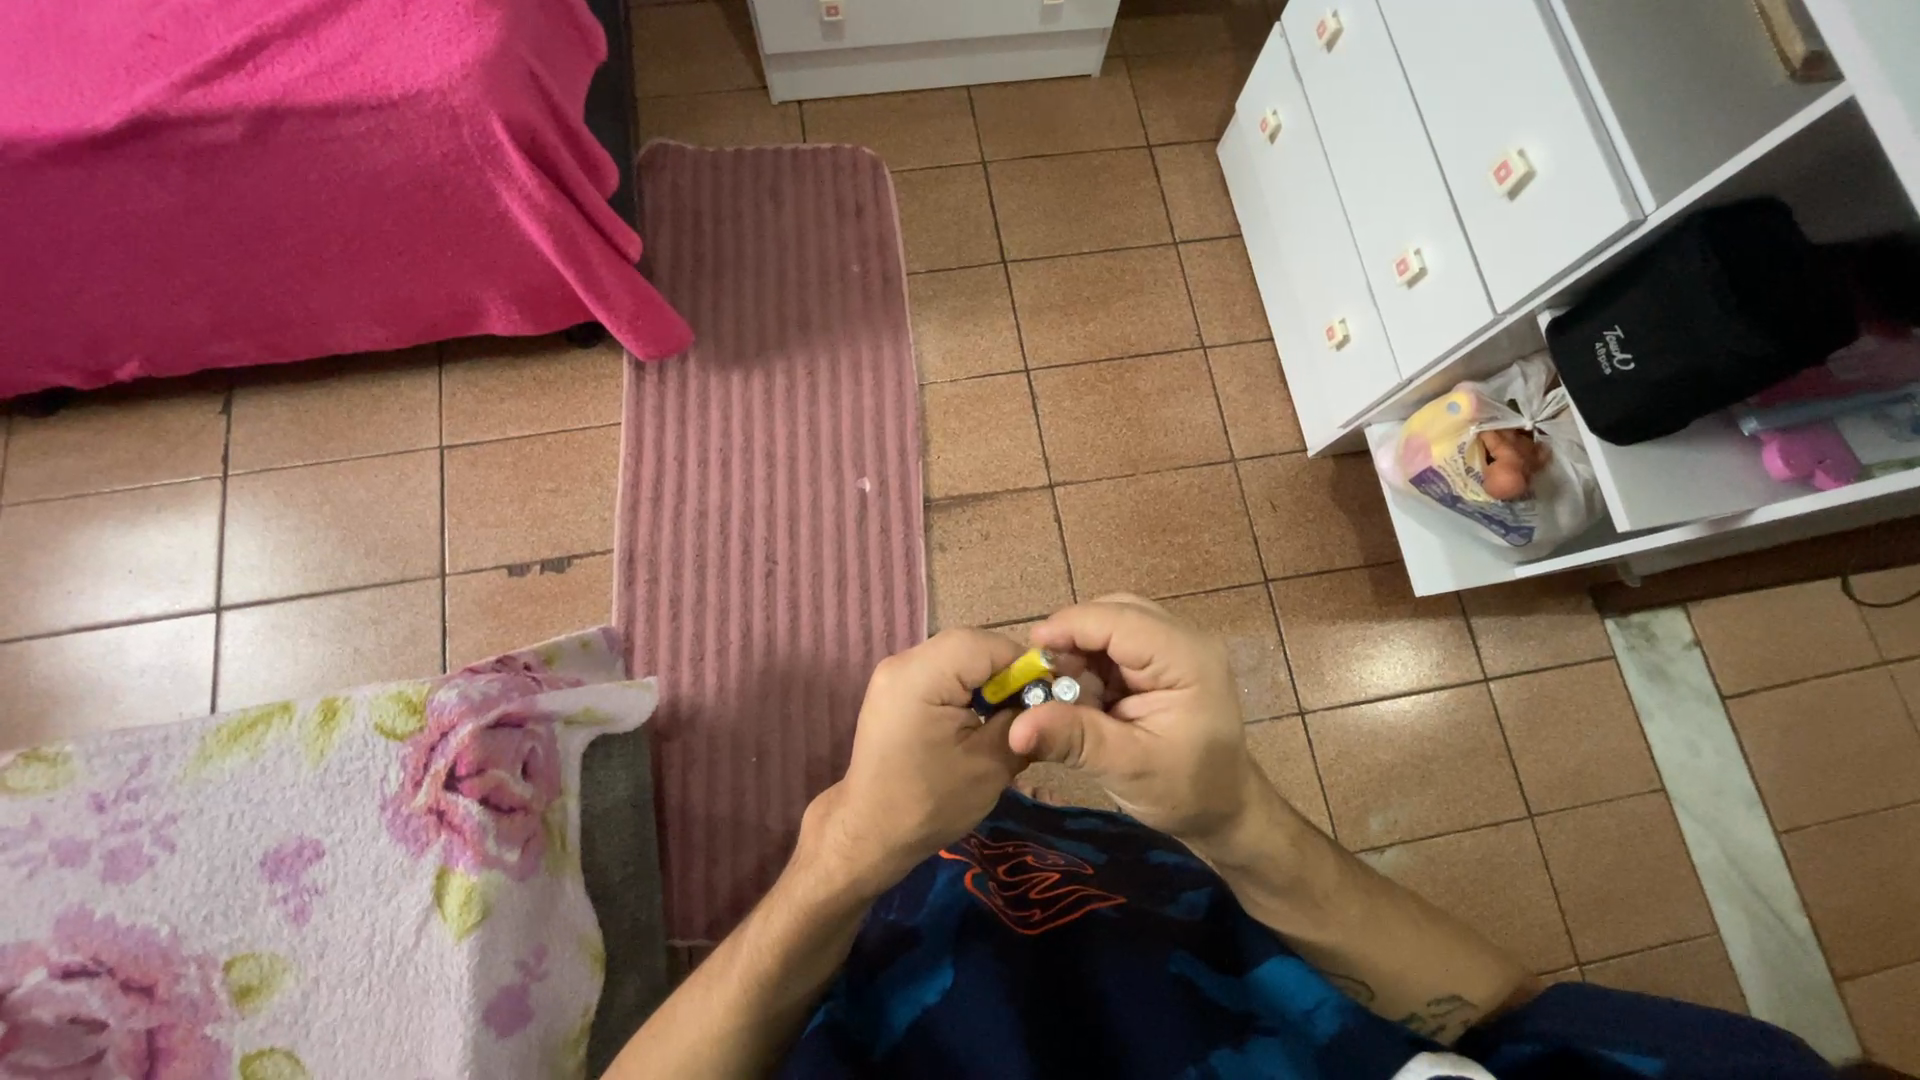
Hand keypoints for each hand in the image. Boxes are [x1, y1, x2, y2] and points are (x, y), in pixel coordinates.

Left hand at [799, 629, 1026, 896]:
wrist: (870, 833)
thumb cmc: (929, 803)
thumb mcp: (990, 764)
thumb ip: (1023, 722)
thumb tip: (1049, 700)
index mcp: (920, 675)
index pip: (988, 645)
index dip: (1025, 665)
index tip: (1048, 696)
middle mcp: (902, 661)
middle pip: (970, 645)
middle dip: (1006, 671)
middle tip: (1031, 706)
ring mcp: (894, 673)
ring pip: (957, 656)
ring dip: (987, 678)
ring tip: (1007, 714)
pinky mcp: (895, 688)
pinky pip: (941, 671)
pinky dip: (966, 686)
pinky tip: (978, 716)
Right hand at [1009, 594, 1267, 846]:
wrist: (1224, 810)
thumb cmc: (1185, 791)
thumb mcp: (1126, 768)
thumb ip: (1073, 739)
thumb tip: (1015, 729)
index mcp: (1187, 659)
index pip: (1121, 620)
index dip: (1070, 627)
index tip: (1028, 654)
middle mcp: (1183, 640)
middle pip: (1115, 613)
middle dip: (1072, 638)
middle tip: (1042, 677)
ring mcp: (1174, 647)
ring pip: (1111, 625)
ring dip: (1078, 652)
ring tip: (1061, 692)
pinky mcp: (1161, 660)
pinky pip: (1115, 644)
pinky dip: (1089, 663)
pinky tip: (1081, 696)